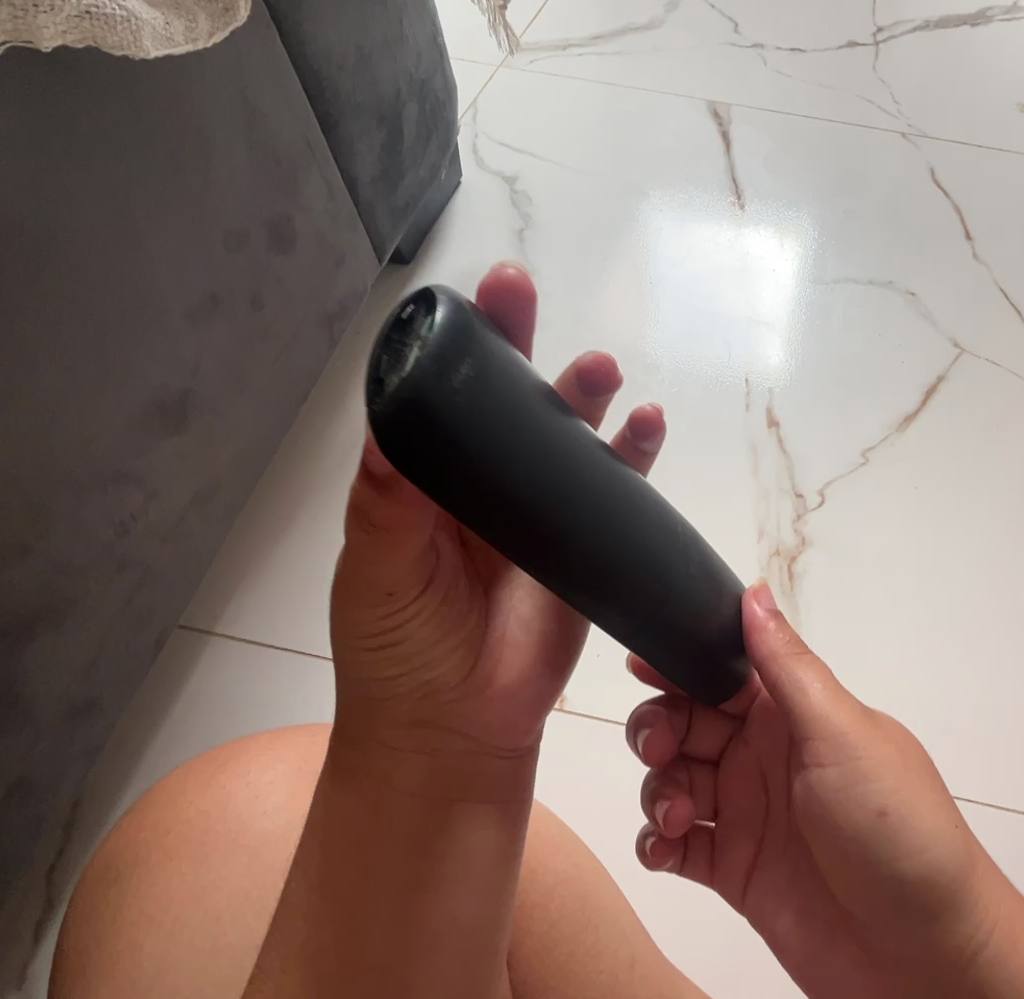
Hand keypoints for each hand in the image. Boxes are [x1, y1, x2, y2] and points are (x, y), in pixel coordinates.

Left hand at [329, 262, 666, 761]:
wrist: (458, 727)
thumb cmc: (400, 650)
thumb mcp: (376, 571)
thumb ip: (386, 504)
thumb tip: (389, 429)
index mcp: (430, 483)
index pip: (444, 398)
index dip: (456, 347)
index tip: (467, 297)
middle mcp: (488, 486)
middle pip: (509, 402)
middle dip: (518, 348)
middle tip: (523, 296)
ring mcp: (542, 513)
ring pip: (569, 437)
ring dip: (584, 396)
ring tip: (599, 370)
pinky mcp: (588, 544)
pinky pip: (618, 490)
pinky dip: (635, 455)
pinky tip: (646, 425)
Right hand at [623, 586, 1023, 997]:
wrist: (926, 959)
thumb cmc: (898, 831)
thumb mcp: (841, 736)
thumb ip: (788, 668)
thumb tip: (754, 591)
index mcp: (795, 714)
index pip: (725, 671)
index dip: (681, 662)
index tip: (642, 662)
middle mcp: (766, 756)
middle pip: (687, 722)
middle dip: (659, 726)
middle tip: (659, 747)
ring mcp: (748, 813)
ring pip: (674, 779)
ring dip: (658, 788)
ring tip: (678, 815)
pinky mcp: (734, 869)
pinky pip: (676, 844)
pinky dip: (657, 841)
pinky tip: (666, 848)